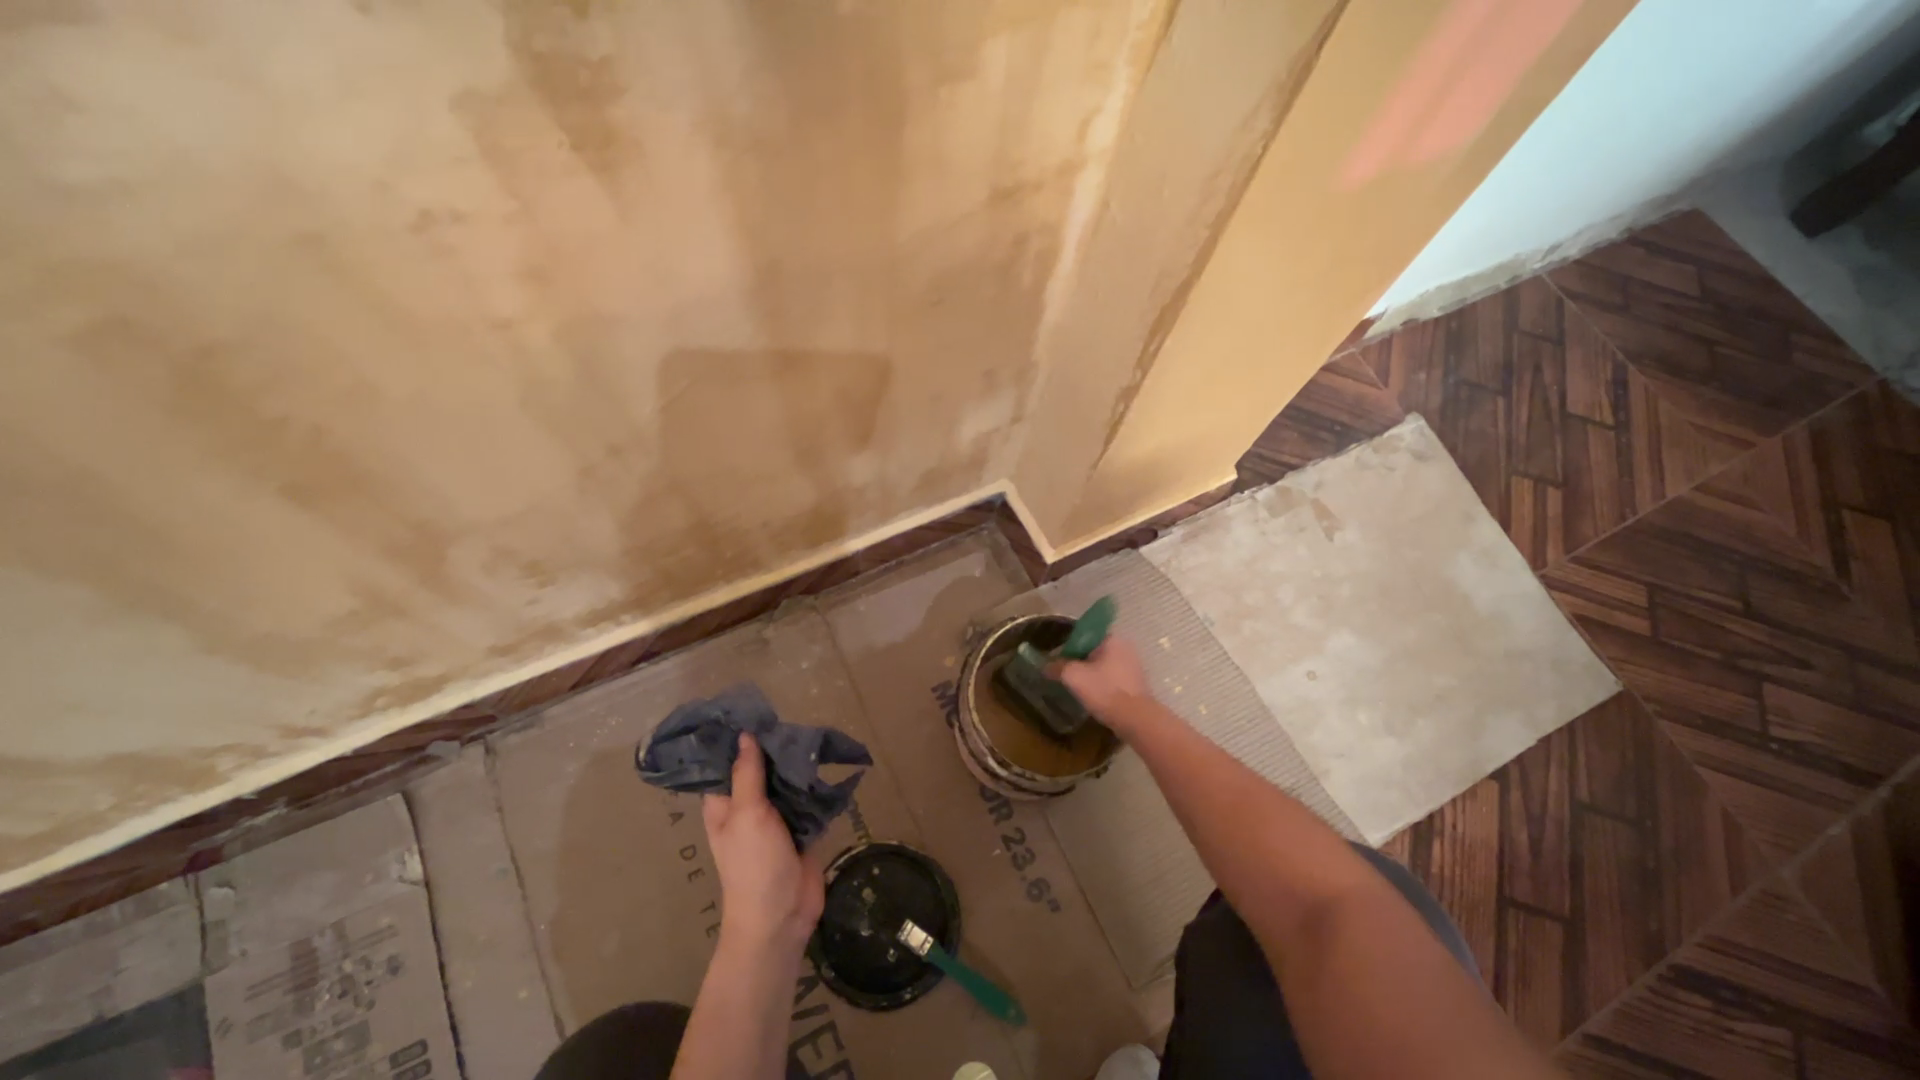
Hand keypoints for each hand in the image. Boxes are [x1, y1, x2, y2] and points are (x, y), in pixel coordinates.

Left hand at [702, 734, 824, 955]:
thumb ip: (748, 774)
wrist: (782, 916)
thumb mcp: (746, 814)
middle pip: (761, 767)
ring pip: (787, 781)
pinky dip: (818, 784)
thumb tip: (744, 735)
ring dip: (799, 763)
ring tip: (816, 731)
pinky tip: (832, 761)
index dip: (736, 737)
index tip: (752, 707)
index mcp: (724, 803)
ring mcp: (775, 818)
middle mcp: (748, 806)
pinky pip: (809, 798)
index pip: (725, 762)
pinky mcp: (801, 828)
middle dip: (775, 746)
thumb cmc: (753, 865)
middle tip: (794, 715)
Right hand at [1056, 638, 1152, 723]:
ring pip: (1104, 665)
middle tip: (1065, 674)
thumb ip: (1058, 666)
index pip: (1084, 635)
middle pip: (1094, 651)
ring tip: (1077, 687)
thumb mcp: (1073, 676)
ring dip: (1091, 674)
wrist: (1134, 718)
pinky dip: (1102, 684)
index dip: (1068, 646)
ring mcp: (1134, 665)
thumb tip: (1045, 666)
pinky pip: (1113, 678)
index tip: (1057, 660)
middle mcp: (1125, 647)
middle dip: (1079, 661)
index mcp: (1111, 639)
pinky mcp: (1136, 683)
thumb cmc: (1104, 690)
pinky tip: (1093, 696)